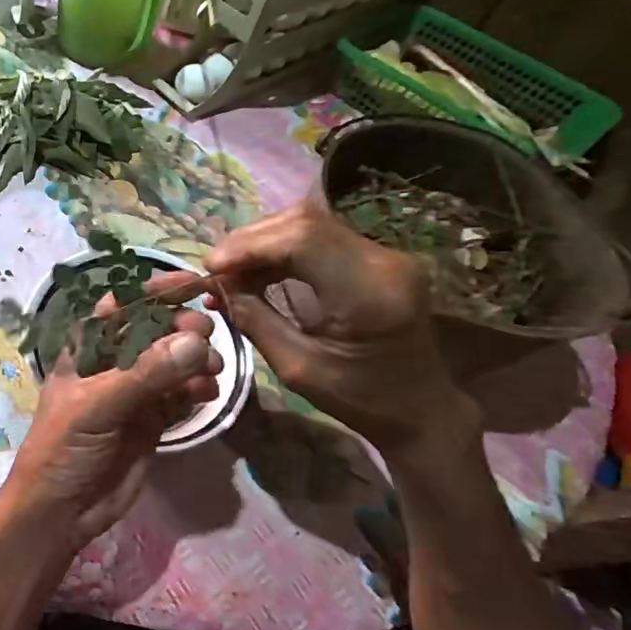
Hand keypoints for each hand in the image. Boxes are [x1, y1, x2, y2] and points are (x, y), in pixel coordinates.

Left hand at [0, 306, 221, 550]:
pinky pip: (181, 392)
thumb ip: (145, 374)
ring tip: (212, 369)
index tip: (194, 283)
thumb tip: (196, 341)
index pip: (121, 303)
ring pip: (174, 360)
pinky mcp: (153, 418)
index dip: (154, 289)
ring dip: (196, 357)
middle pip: (155, 328)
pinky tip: (205, 393)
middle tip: (208, 332)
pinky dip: (196, 388)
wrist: (61, 509)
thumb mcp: (98, 406)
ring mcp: (135, 390)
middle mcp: (112, 362)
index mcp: (86, 348)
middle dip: (183, 325)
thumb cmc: (63, 447)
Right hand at [193, 199, 478, 453]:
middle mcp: (383, 261)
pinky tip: (257, 272)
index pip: (302, 239)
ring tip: (231, 273)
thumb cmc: (359, 399)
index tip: (211, 268)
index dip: (248, 244)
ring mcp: (384, 255)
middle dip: (249, 240)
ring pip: (308, 223)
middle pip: (304, 222)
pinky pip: (319, 238)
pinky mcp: (376, 257)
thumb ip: (255, 319)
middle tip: (216, 270)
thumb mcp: (296, 368)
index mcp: (369, 294)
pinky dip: (279, 250)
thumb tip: (217, 286)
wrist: (419, 408)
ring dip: (261, 243)